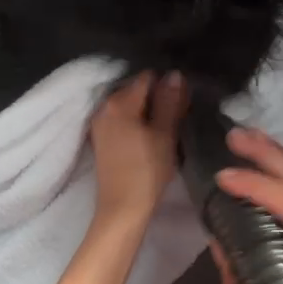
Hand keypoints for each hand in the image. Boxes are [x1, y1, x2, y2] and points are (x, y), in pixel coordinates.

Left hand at [88, 72, 185, 225]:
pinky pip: (122, 118)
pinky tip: (150, 136)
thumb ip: (169, 101)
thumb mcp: (164, 134)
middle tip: (178, 115)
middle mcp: (104, 106)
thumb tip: (174, 74)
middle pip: (136, 89)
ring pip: (129, 104)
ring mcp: (100, 123)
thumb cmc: (147, 171)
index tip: (182, 100)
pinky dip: (136, 121)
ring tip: (166, 126)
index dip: (167, 85)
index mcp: (119, 101)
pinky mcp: (101, 138)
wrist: (122, 209)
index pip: (147, 77)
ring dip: (147, 110)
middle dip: (157, 97)